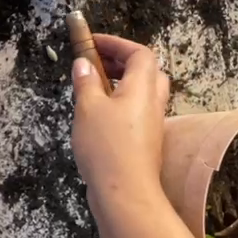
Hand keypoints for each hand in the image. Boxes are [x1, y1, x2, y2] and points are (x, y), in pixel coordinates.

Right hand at [71, 34, 170, 196]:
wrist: (126, 194)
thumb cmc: (106, 145)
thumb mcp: (88, 108)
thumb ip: (86, 82)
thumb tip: (84, 64)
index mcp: (143, 87)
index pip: (139, 53)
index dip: (117, 43)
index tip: (92, 43)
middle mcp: (153, 102)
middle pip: (147, 71)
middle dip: (121, 62)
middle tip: (95, 64)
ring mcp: (151, 124)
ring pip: (142, 93)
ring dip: (120, 83)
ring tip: (92, 88)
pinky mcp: (145, 142)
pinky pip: (136, 111)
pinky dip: (120, 104)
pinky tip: (97, 115)